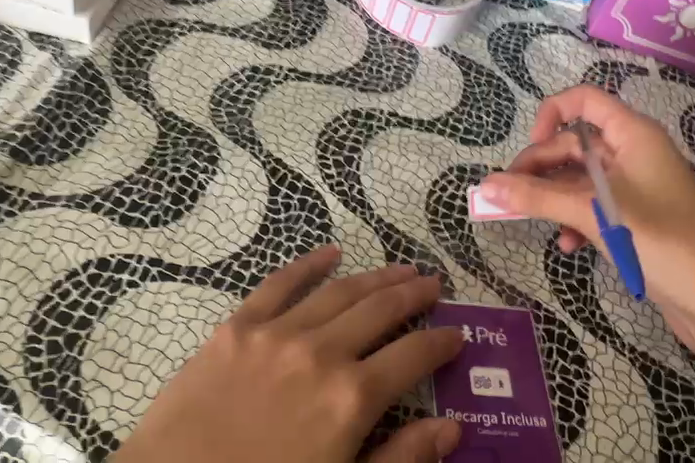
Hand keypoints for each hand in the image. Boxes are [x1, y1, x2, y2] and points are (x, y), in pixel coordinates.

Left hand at [113, 246, 465, 462]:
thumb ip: (400, 458)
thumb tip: (453, 427)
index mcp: (352, 398)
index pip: (413, 357)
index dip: (441, 343)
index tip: (458, 332)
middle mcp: (322, 353)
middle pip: (379, 311)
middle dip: (412, 296)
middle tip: (433, 284)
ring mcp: (277, 333)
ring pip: (339, 292)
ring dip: (374, 278)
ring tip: (399, 268)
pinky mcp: (236, 327)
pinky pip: (279, 284)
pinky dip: (308, 265)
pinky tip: (330, 253)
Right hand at [475, 86, 694, 382]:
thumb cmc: (662, 241)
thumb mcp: (594, 214)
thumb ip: (536, 197)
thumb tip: (484, 186)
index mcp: (633, 134)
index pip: (584, 100)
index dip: (551, 114)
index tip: (531, 148)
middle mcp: (636, 151)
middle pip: (576, 143)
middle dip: (541, 166)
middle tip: (508, 193)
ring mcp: (639, 186)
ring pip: (583, 178)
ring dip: (554, 196)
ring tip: (529, 218)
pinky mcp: (641, 218)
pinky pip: (597, 205)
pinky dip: (577, 219)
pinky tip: (568, 245)